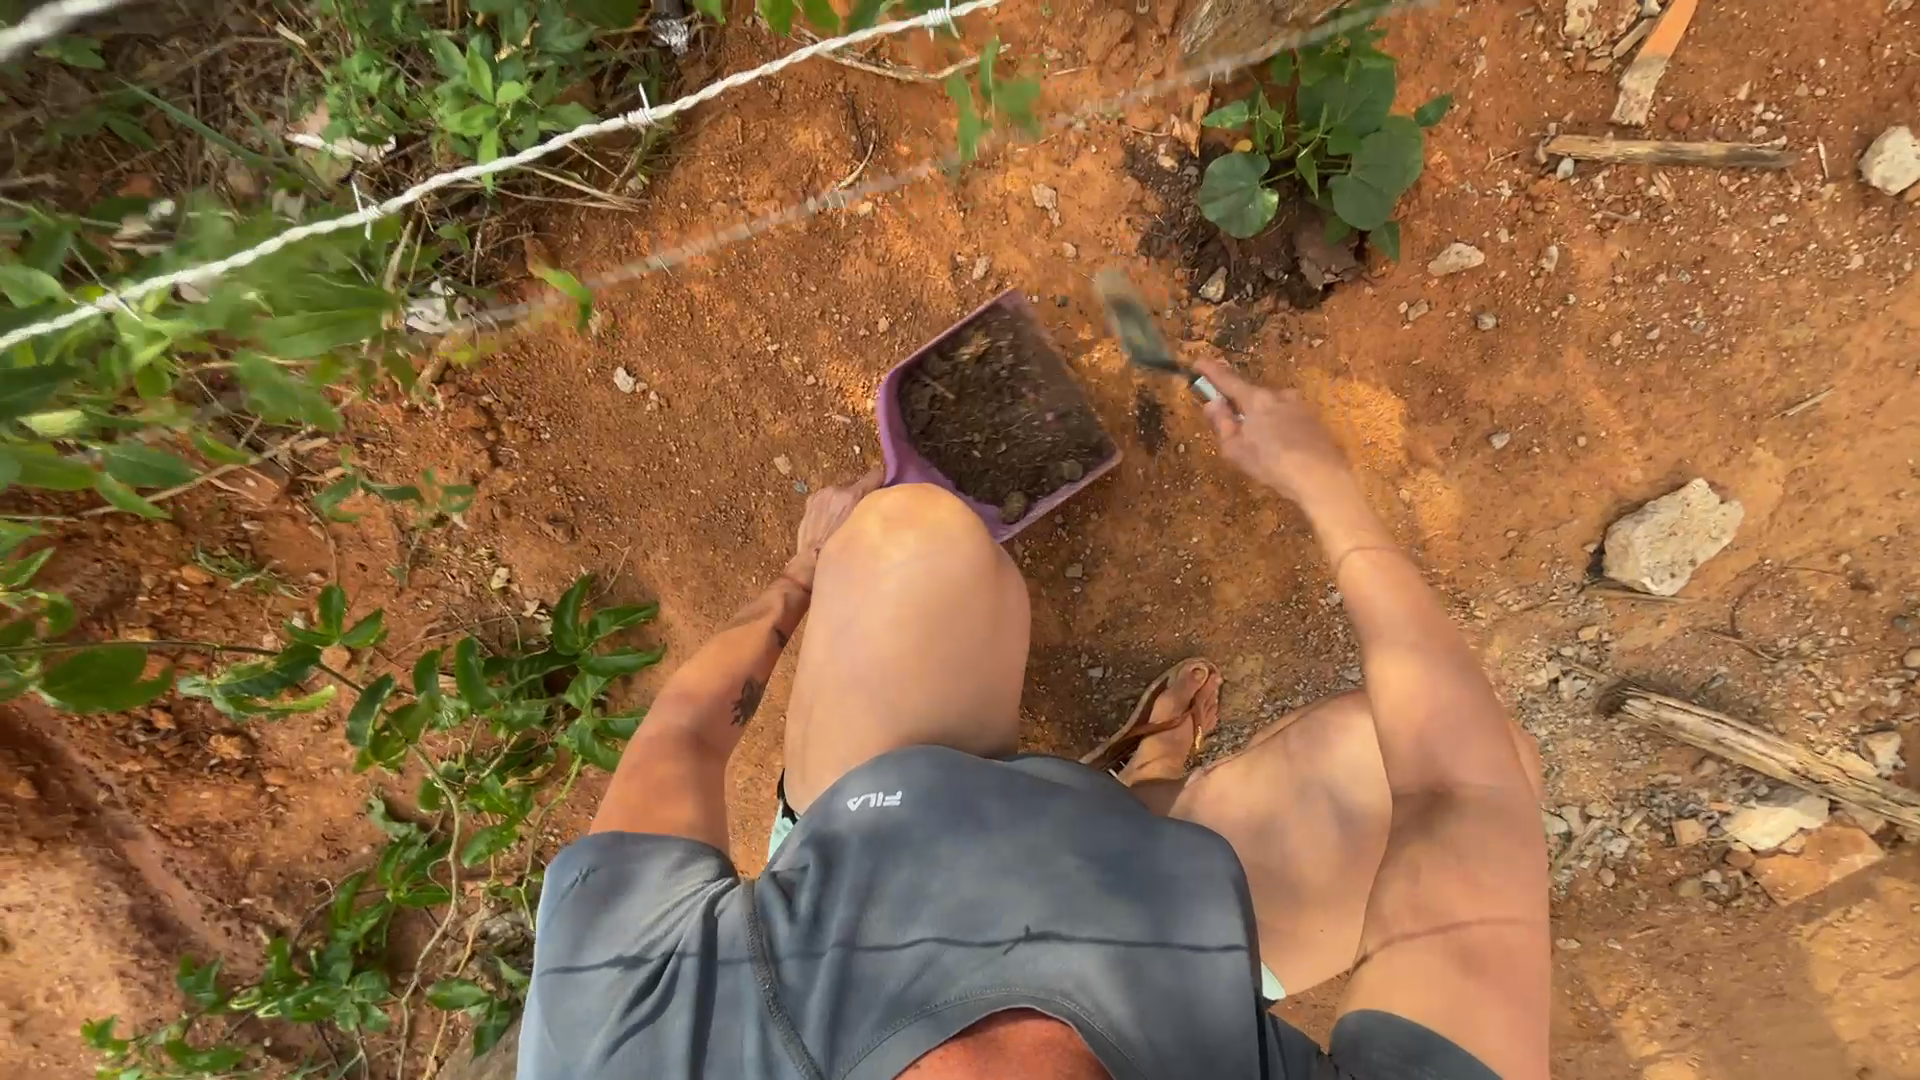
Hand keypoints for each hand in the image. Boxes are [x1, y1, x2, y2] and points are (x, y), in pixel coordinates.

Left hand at [784, 466, 884, 588]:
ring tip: (846, 519)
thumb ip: (875, 510)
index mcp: (851, 496)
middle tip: (864, 513)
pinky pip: (827, 499)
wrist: (811, 562)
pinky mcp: (811, 502)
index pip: (874, 475)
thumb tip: (884, 503)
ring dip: (845, 501)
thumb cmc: (843, 552)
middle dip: (861, 496)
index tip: (886, 486)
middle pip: (857, 485)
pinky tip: (831, 522)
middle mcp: (836, 491)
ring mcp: (821, 495)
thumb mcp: (867, 530)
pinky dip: (831, 506)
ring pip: (841, 493)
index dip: (882, 480)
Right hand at [1192, 358, 1354, 509]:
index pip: (1228, 381)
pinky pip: (1288, 419)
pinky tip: (1281, 450)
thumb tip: (1212, 404)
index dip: (1211, 372)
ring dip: (1262, 421)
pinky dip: (1280, 429)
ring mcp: (1300, 406)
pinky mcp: (1314, 420)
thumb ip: (1222, 423)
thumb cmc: (1270, 464)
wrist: (1320, 477)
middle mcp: (1280, 396)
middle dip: (1240, 408)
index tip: (1198, 362)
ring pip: (1272, 409)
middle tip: (1234, 431)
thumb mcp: (1235, 449)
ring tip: (1261, 448)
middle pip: (1252, 397)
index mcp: (1256, 400)